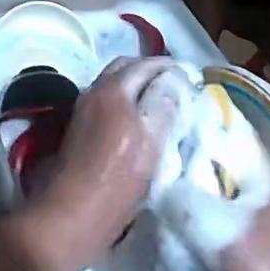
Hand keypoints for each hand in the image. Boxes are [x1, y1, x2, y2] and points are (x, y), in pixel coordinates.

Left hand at [20, 58, 191, 270]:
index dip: (168, 66)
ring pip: (116, 83)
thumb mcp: (153, 139)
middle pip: (125, 69)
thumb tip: (175, 78)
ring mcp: (86, 106)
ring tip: (164, 99)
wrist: (78, 205)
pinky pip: (109, 99)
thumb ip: (164, 104)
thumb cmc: (120, 175)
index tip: (191, 74)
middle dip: (151, 70)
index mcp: (113, 89)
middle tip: (178, 83)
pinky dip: (128, 98)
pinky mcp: (82, 124)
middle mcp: (95, 90)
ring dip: (138, 84)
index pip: (143, 64)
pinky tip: (143, 117)